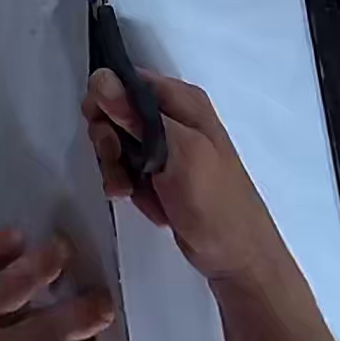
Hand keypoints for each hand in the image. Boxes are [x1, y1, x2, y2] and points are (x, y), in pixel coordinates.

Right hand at [83, 68, 284, 283]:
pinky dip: (122, 179)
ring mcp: (163, 143)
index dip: (106, 100)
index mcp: (181, 100)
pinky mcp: (156, 168)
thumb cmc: (215, 203)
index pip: (124, 80)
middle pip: (114, 109)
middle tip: (117, 161)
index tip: (106, 129)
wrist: (237, 261)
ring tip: (126, 188)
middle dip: (108, 138)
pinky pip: (123, 162)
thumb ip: (138, 116)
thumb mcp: (178, 152)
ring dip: (113, 164)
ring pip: (115, 137)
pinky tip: (132, 195)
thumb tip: (102, 79)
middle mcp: (170, 115)